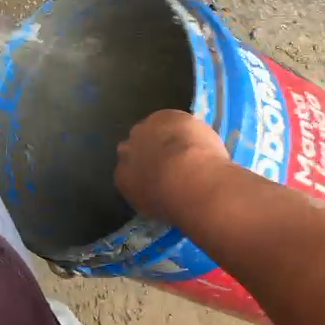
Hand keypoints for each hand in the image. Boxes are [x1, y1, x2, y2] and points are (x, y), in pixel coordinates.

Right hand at [114, 109, 235, 221]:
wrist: (187, 178)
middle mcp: (126, 149)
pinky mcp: (166, 116)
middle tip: (175, 163)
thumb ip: (149, 194)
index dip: (145, 172)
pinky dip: (187, 130)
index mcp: (122, 175)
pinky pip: (176, 122)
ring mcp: (145, 130)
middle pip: (136, 145)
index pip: (128, 170)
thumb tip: (155, 192)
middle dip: (152, 150)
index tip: (161, 178)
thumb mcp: (154, 208)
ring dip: (169, 138)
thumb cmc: (172, 201)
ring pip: (155, 131)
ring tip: (192, 151)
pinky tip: (202, 142)